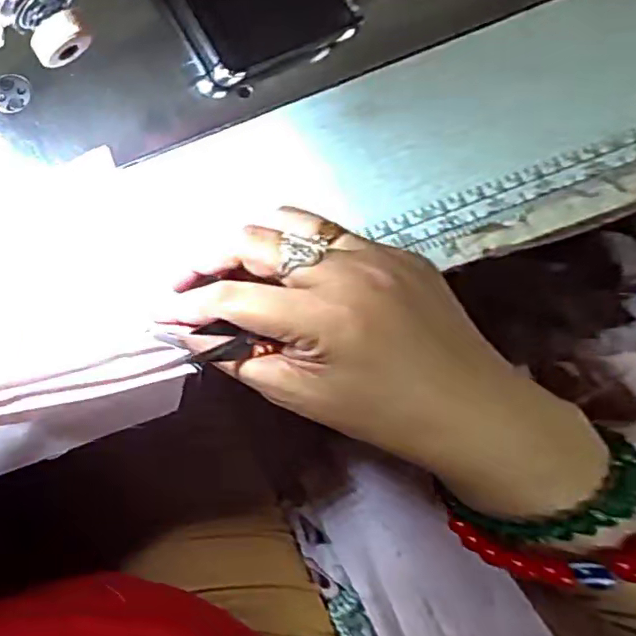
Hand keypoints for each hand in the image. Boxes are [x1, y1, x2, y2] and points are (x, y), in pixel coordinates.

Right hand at [165, 207, 605, 518]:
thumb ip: (237, 358)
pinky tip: (288, 269)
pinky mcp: (394, 249)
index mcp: (320, 315)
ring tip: (231, 268)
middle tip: (185, 285)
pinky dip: (295, 244)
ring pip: (287, 221)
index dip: (187, 306)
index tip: (160, 313)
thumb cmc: (380, 413)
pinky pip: (328, 232)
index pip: (231, 297)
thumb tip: (192, 335)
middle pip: (251, 241)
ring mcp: (373, 252)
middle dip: (206, 262)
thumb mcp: (298, 395)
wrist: (474, 410)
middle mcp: (343, 270)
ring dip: (249, 243)